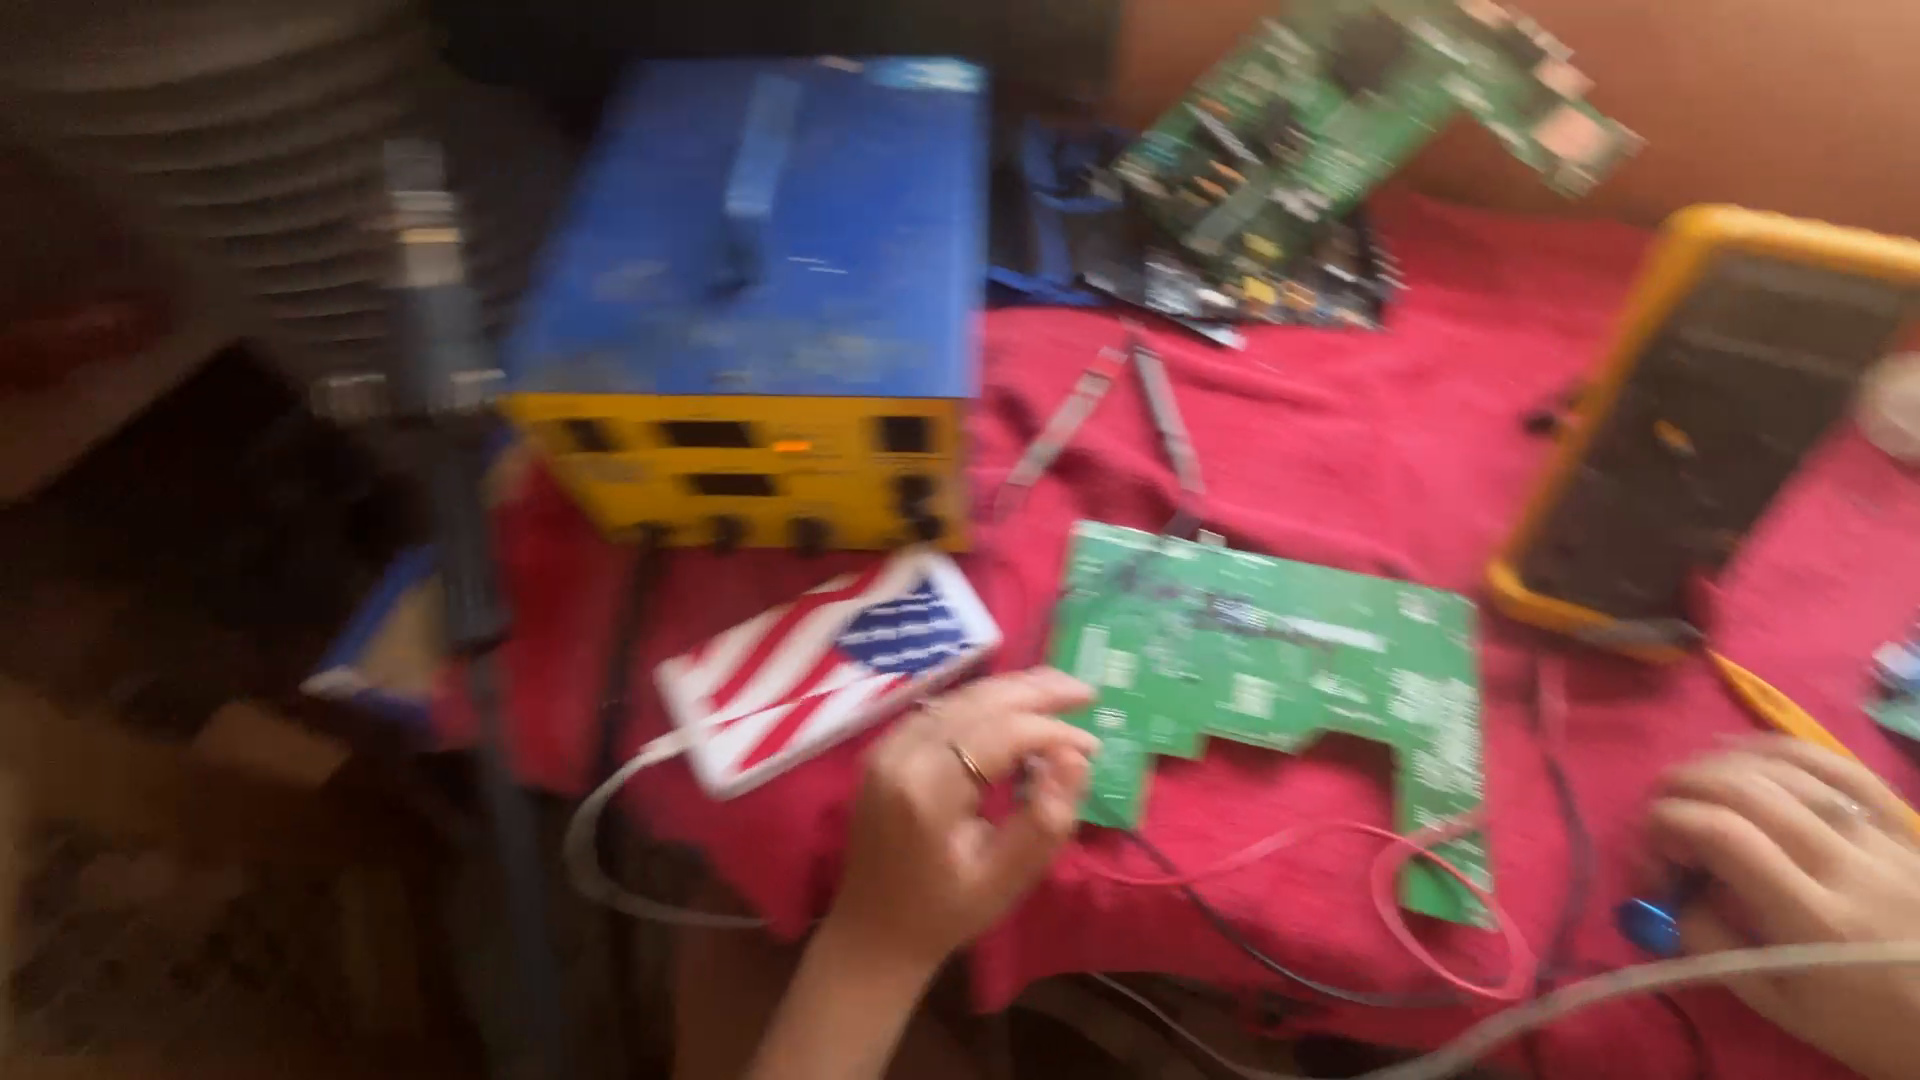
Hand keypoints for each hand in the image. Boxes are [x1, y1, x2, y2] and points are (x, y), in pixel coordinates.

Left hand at [823, 667, 1098, 972]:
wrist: (872, 933)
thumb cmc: (944, 913)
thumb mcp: (1006, 880)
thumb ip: (1045, 818)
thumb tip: (1077, 756)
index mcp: (927, 791)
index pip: (1000, 734)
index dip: (1050, 730)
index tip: (1091, 744)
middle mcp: (901, 754)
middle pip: (977, 701)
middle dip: (1035, 691)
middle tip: (1084, 692)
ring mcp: (887, 746)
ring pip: (959, 697)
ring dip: (1011, 691)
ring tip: (1058, 690)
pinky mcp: (884, 748)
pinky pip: (941, 709)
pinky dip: (982, 702)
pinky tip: (1013, 707)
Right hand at [1646, 736, 1919, 1079]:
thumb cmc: (1866, 1023)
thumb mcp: (1774, 1000)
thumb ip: (1705, 937)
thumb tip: (1668, 884)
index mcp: (1816, 918)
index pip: (1719, 833)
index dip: (1662, 826)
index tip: (1649, 851)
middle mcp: (1851, 869)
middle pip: (1742, 790)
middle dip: (1675, 788)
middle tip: (1656, 814)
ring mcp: (1885, 844)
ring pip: (1783, 770)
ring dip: (1714, 766)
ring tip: (1690, 789)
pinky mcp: (1904, 831)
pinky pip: (1838, 768)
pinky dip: (1776, 750)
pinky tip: (1740, 757)